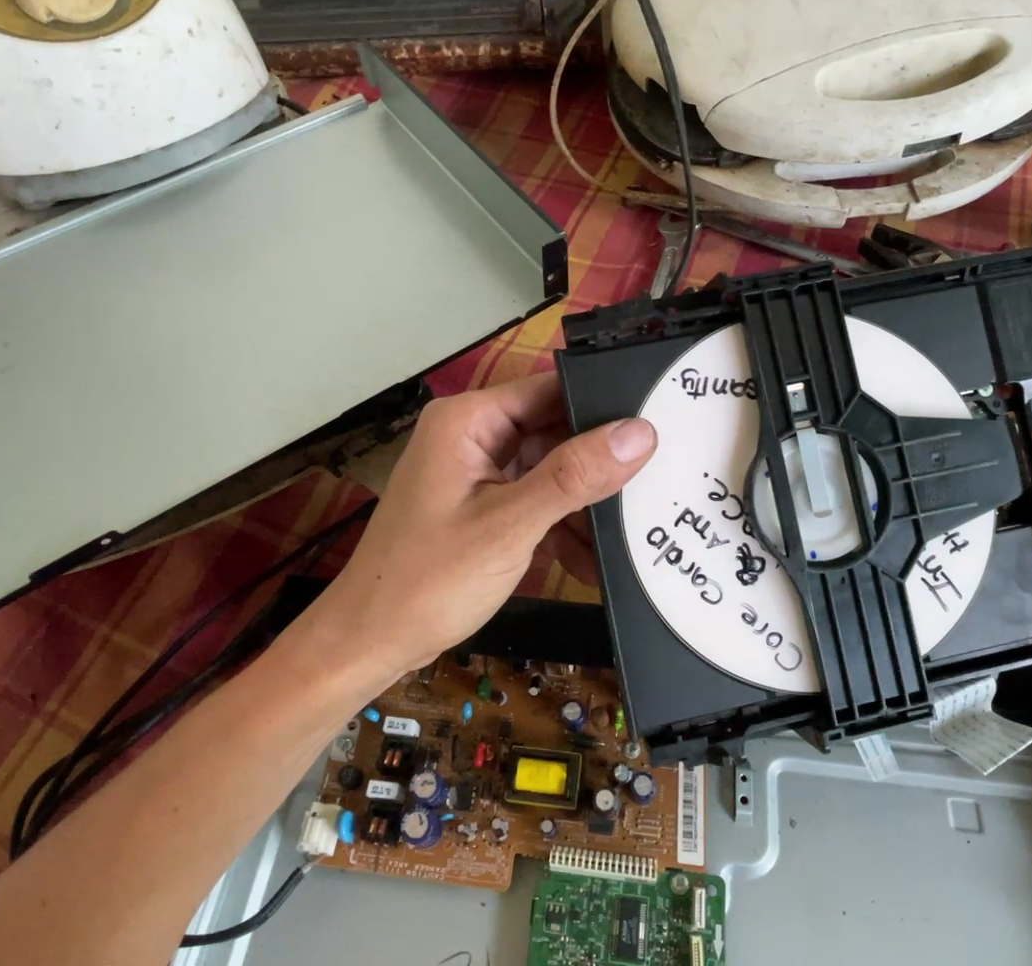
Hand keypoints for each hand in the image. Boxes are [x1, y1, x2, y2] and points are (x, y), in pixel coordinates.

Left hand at [325, 373, 655, 675]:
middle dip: (599, 467)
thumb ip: (574, 476)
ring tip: (628, 538)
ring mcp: (476, 473)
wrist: (371, 641)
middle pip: (554, 432)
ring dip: (583, 506)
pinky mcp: (481, 506)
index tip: (660, 428)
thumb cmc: (429, 580)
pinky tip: (591, 562)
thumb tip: (639, 433)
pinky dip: (560, 528)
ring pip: (550, 471)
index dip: (603, 406)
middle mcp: (472, 436)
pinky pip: (534, 502)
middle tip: (656, 489)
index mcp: (468, 421)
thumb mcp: (510, 525)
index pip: (550, 390)